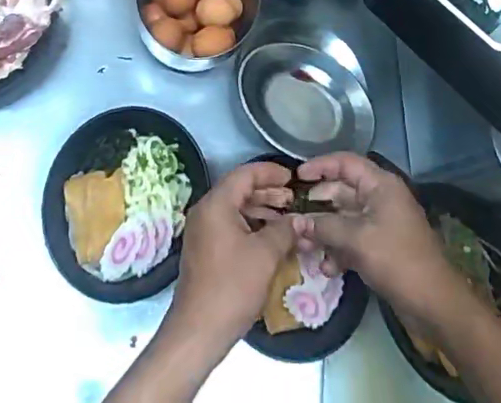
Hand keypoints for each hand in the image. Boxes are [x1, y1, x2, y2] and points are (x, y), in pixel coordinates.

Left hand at [165, 161, 298, 350]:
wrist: (200, 327)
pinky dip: (250, 225)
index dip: (269, 172)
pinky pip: (230, 224)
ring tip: (287, 217)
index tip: (292, 177)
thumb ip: (284, 231)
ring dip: (261, 210)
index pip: (244, 175)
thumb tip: (300, 220)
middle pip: (238, 190)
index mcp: (215, 204)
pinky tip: (271, 236)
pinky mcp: (205, 247)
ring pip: (235, 209)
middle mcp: (205, 210)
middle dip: (267, 192)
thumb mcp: (265, 256)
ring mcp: (203, 229)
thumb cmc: (232, 286)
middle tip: (293, 198)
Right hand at [289, 153, 450, 299]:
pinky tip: (327, 268)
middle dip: (317, 208)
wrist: (436, 306)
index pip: (345, 163)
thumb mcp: (356, 239)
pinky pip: (352, 239)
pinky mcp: (380, 247)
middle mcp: (380, 198)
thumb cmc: (397, 260)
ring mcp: (381, 223)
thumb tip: (294, 221)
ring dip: (324, 232)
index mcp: (380, 185)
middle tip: (294, 219)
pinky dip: (338, 250)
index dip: (319, 166)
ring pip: (343, 218)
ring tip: (304, 247)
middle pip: (340, 192)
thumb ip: (323, 226)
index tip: (297, 177)